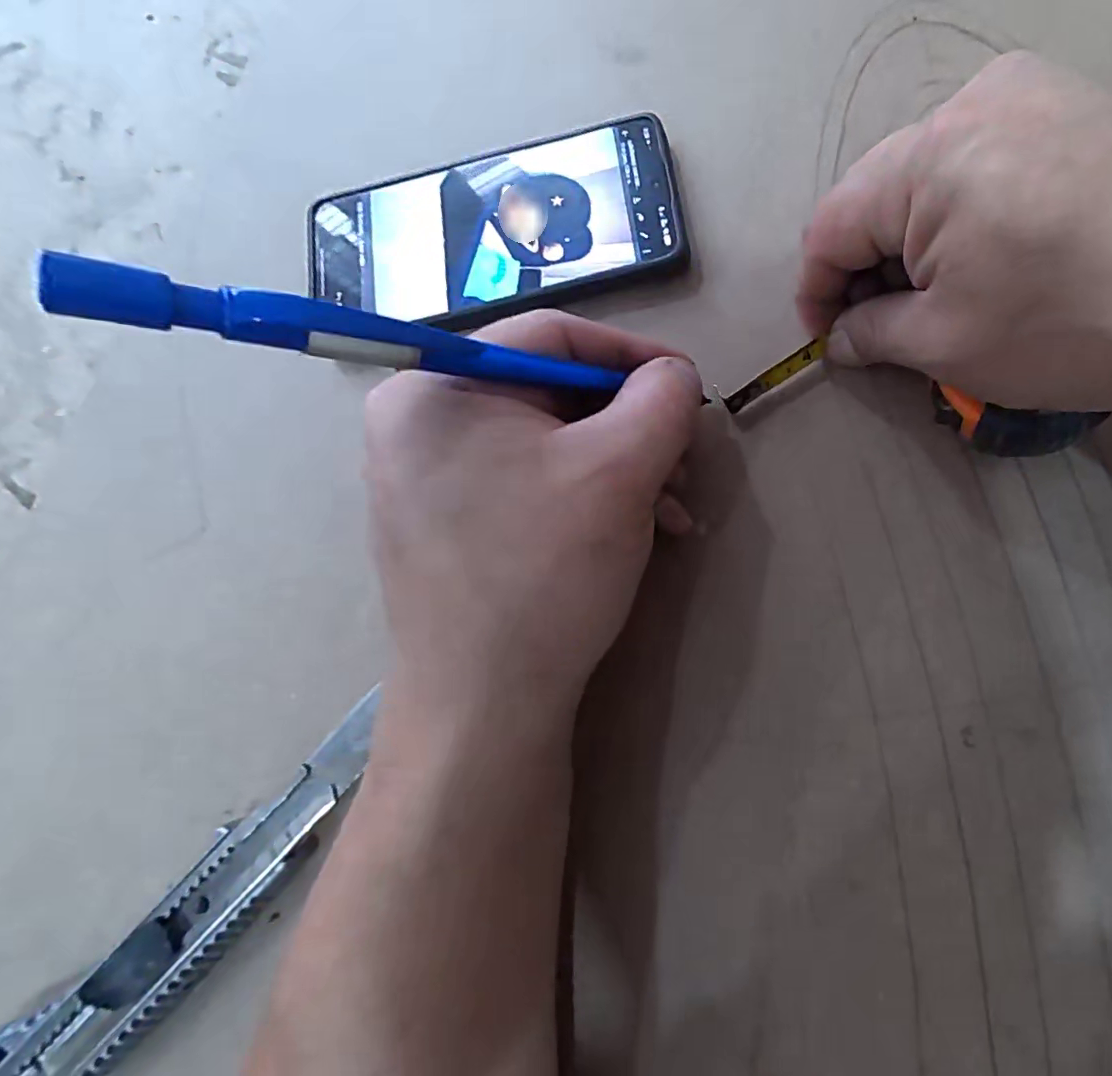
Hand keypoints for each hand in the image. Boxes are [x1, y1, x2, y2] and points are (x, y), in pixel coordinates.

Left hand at [362, 311, 701, 744]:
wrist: (488, 704)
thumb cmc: (545, 573)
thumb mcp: (619, 472)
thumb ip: (661, 401)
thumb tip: (676, 375)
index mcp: (438, 387)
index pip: (553, 334)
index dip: (634, 353)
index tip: (690, 385)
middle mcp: (421, 423)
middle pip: (555, 392)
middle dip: (634, 427)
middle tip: (684, 463)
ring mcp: (432, 478)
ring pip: (552, 443)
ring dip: (624, 469)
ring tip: (673, 511)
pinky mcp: (454, 524)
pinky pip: (535, 484)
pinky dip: (593, 499)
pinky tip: (638, 531)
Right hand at [797, 51, 1111, 414]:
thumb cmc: (1074, 326)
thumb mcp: (949, 345)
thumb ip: (873, 335)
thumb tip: (840, 338)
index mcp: (929, 157)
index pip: (831, 225)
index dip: (815, 291)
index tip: (827, 343)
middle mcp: (975, 104)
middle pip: (881, 196)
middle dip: (869, 271)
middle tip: (886, 333)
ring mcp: (1035, 96)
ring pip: (933, 181)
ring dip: (918, 249)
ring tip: (942, 306)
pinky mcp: (1078, 112)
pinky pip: (987, 167)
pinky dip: (967, 222)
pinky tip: (993, 265)